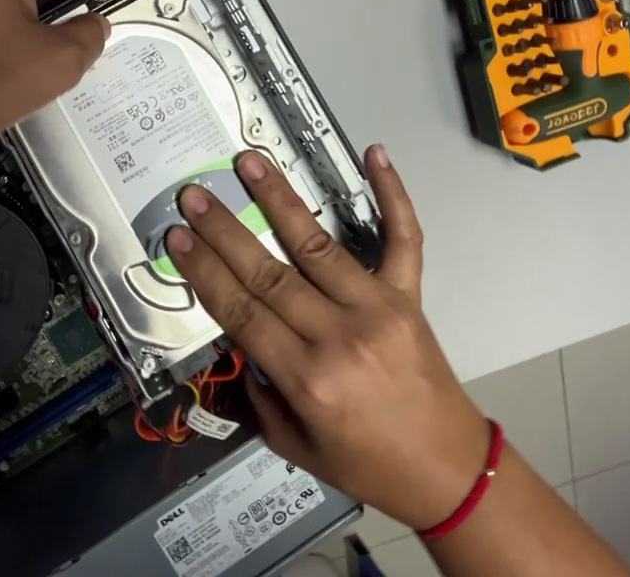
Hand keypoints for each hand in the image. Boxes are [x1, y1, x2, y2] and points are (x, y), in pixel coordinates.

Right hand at [166, 147, 490, 531]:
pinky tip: (375, 156)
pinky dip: (393, 195)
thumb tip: (240, 338)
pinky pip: (403, 238)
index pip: (242, 312)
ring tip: (250, 163)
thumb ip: (260, 395)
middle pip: (269, 273)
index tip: (178, 239)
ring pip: (318, 244)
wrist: (451, 472)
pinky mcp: (409, 295)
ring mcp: (379, 308)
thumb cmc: (371, 464)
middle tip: (194, 196)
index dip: (205, 272)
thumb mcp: (297, 448)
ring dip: (280, 199)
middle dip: (224, 231)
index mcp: (309, 379)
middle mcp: (341, 336)